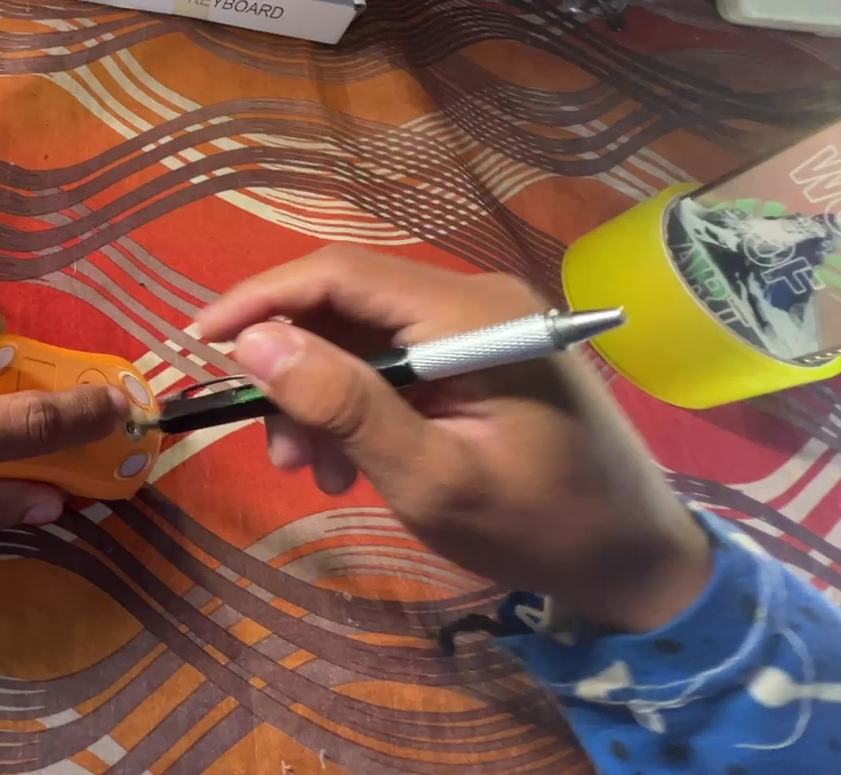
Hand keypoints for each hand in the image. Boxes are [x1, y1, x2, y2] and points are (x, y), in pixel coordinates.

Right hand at [197, 247, 711, 632]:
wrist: (639, 566)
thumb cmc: (541, 529)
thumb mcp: (432, 477)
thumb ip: (343, 405)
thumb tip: (251, 343)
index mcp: (470, 315)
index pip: (337, 275)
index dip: (259, 299)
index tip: (201, 340)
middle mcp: (466, 298)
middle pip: (336, 303)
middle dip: (286, 364)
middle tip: (265, 433)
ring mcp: (465, 322)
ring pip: (346, 333)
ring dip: (310, 392)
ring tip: (306, 466)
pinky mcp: (460, 349)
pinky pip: (374, 357)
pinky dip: (341, 402)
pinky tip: (341, 459)